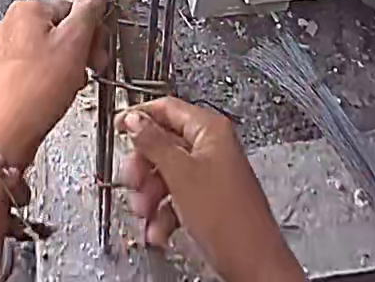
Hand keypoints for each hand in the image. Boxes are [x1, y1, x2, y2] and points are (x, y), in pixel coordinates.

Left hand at [0, 0, 109, 167]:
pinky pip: (27, 70)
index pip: (72, 9)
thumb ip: (89, 10)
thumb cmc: (33, 91)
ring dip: (61, 66)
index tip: (97, 53)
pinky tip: (47, 96)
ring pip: (42, 51)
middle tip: (85, 71)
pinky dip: (41, 80)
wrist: (1, 137)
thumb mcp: (74, 43)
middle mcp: (8, 24)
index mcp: (27, 9)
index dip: (91, 33)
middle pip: (56, 29)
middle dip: (76, 50)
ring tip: (66, 88)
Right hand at [119, 97, 303, 281]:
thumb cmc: (229, 218)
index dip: (141, 116)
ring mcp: (211, 172)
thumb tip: (134, 118)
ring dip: (151, 194)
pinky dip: (164, 212)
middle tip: (132, 181)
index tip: (119, 127)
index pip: (168, 108)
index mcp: (209, 129)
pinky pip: (178, 196)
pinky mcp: (209, 199)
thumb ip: (154, 142)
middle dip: (144, 166)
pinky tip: (159, 231)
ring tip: (145, 213)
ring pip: (168, 172)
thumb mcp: (181, 174)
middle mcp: (211, 145)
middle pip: (164, 143)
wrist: (254, 267)